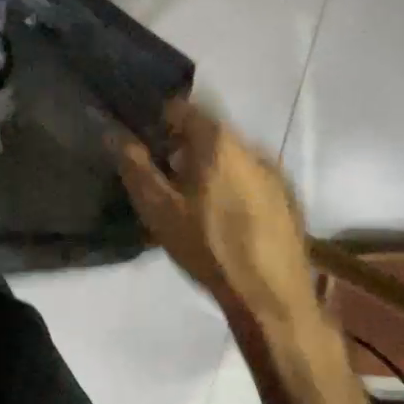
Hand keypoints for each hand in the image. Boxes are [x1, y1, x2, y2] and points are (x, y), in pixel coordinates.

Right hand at [112, 101, 316, 325]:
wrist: (270, 296)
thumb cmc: (207, 246)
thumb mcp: (157, 208)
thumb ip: (134, 165)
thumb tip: (114, 132)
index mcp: (218, 143)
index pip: (182, 108)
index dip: (157, 120)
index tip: (142, 143)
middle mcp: (252, 147)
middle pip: (209, 131)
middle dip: (183, 145)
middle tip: (162, 173)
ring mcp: (276, 173)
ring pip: (231, 155)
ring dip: (208, 166)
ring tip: (191, 197)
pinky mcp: (289, 198)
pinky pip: (251, 177)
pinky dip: (232, 184)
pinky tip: (222, 215)